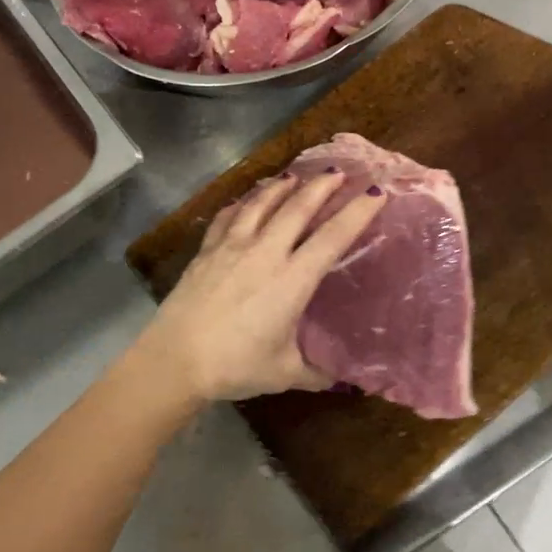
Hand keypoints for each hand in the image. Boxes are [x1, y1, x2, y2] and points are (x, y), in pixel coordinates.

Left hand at [133, 172, 385, 402]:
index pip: (332, 238)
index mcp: (292, 280)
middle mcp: (264, 253)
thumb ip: (315, 371)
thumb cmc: (235, 365)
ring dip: (279, 187)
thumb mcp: (284, 373)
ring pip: (259, 205)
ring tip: (292, 177)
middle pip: (297, 208)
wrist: (176, 358)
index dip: (357, 213)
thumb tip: (340, 378)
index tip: (375, 192)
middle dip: (320, 186)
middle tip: (337, 172)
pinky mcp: (206, 251)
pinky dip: (240, 205)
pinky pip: (226, 218)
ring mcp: (231, 247)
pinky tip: (243, 202)